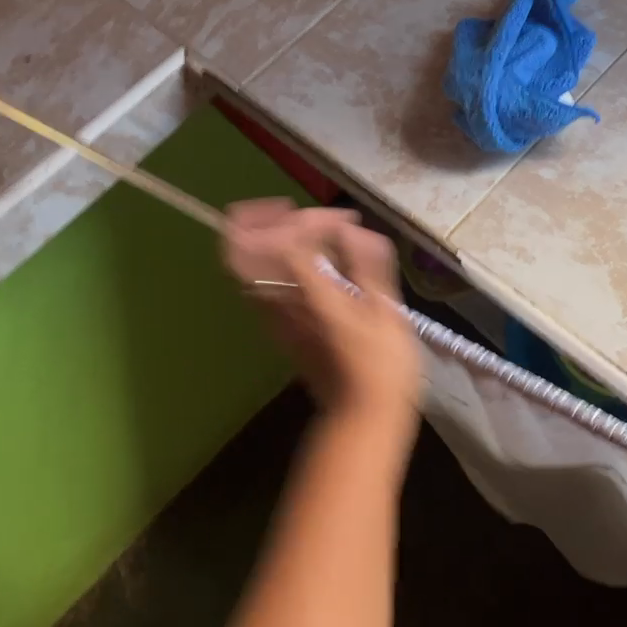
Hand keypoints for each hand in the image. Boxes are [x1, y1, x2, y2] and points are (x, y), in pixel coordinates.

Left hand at [222, 201, 421, 421]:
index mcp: (307, 293)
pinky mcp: (281, 330)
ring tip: (299, 232)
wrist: (363, 417)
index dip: (313, 218)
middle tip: (290, 209)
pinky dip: (273, 264)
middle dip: (258, 219)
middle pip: (238, 248)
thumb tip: (352, 228)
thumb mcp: (387, 312)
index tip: (348, 221)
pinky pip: (260, 285)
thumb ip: (367, 265)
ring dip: (263, 240)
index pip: (286, 237)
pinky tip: (308, 267)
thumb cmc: (383, 367)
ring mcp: (274, 317)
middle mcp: (279, 301)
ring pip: (244, 267)